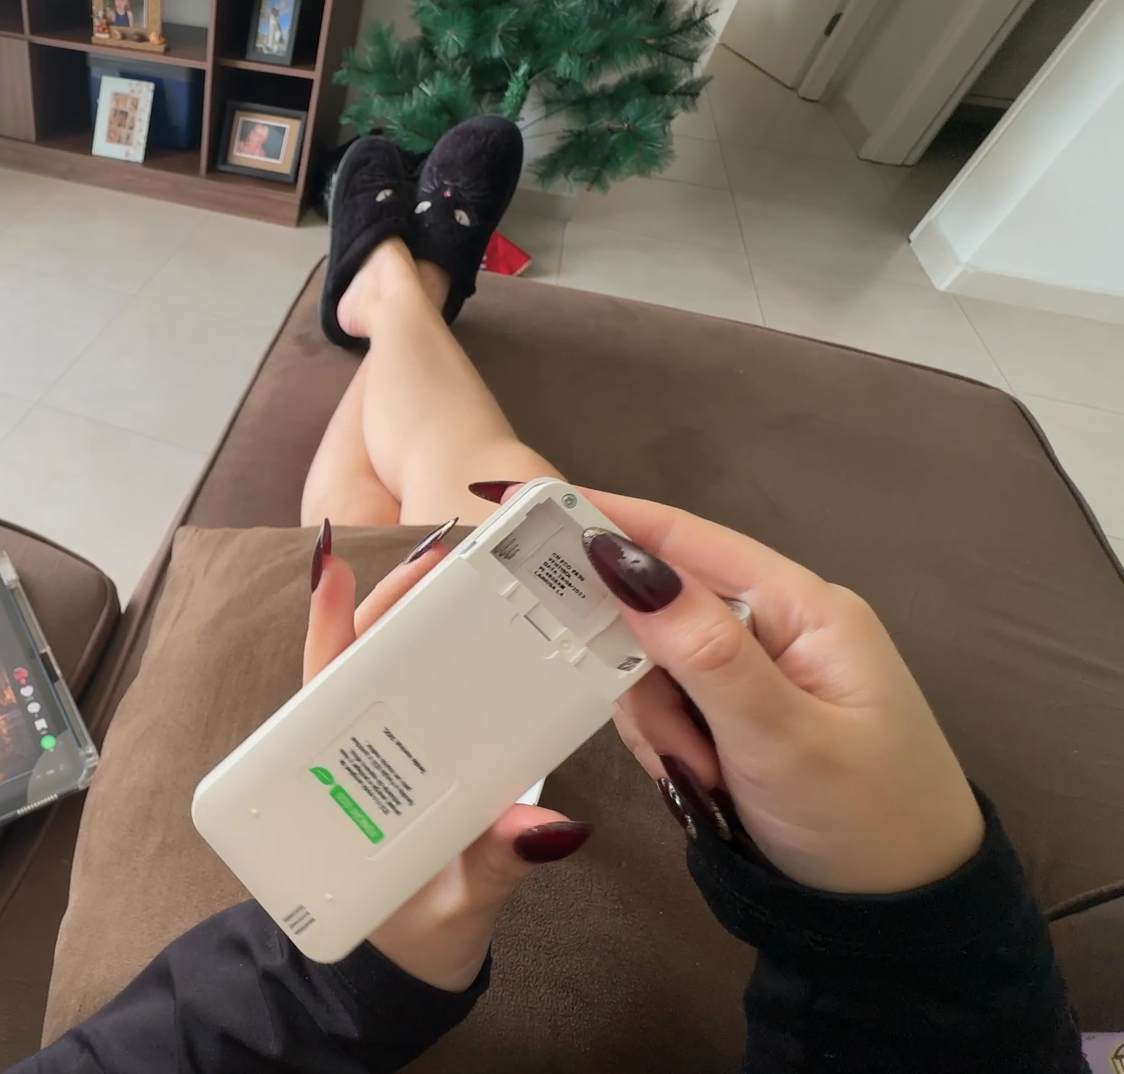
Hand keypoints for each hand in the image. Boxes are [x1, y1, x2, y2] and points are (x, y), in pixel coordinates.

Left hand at [305, 520, 591, 991]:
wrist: (413, 964)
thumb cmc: (412, 929)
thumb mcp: (450, 903)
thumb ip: (491, 865)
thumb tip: (546, 826)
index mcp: (344, 774)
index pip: (325, 683)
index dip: (329, 624)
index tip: (332, 570)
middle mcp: (360, 750)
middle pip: (364, 658)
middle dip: (390, 603)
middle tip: (434, 559)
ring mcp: (391, 749)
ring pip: (392, 668)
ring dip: (415, 618)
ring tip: (452, 574)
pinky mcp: (427, 760)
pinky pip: (430, 701)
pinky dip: (446, 662)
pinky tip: (476, 633)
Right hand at [579, 491, 985, 894]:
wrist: (891, 915)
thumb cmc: (863, 819)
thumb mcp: (778, 733)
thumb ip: (701, 647)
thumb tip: (622, 560)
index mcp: (800, 608)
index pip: (685, 538)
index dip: (606, 515)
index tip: (527, 503)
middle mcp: (765, 624)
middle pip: (650, 603)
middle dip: (633, 664)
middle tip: (657, 721)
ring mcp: (738, 665)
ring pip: (640, 657)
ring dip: (650, 714)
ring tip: (696, 770)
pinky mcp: (717, 702)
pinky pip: (649, 695)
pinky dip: (656, 733)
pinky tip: (691, 772)